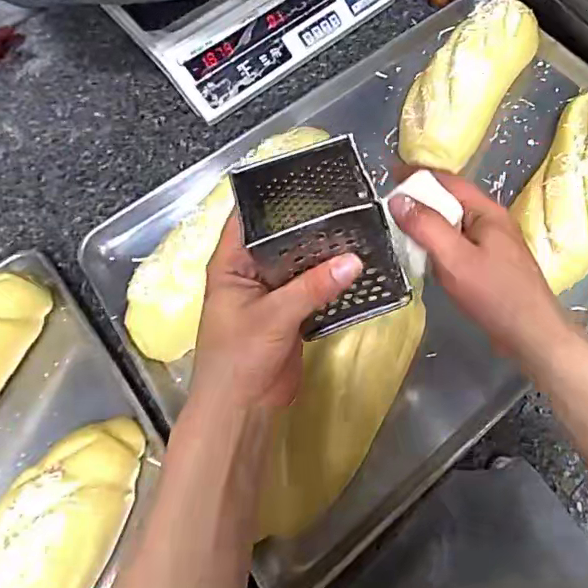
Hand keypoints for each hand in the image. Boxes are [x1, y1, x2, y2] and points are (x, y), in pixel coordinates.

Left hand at [189, 214, 361, 419]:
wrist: (242, 408)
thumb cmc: (239, 358)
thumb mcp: (274, 317)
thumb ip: (313, 287)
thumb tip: (354, 260)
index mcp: (230, 262)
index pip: (249, 217)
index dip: (274, 196)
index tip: (309, 179)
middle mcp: (250, 271)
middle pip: (281, 237)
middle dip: (309, 224)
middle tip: (346, 203)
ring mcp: (272, 291)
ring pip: (300, 262)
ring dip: (323, 252)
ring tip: (357, 228)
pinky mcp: (291, 310)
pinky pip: (312, 285)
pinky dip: (330, 278)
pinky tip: (355, 265)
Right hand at [388, 171, 577, 364]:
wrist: (532, 335)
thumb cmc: (495, 294)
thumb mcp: (455, 258)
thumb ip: (426, 227)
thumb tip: (398, 198)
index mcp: (487, 212)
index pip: (448, 181)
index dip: (418, 175)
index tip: (390, 175)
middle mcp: (492, 221)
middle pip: (451, 200)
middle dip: (421, 198)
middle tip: (388, 205)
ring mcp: (494, 244)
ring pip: (455, 224)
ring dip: (429, 222)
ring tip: (400, 227)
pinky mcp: (492, 264)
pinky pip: (460, 243)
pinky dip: (439, 243)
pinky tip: (426, 256)